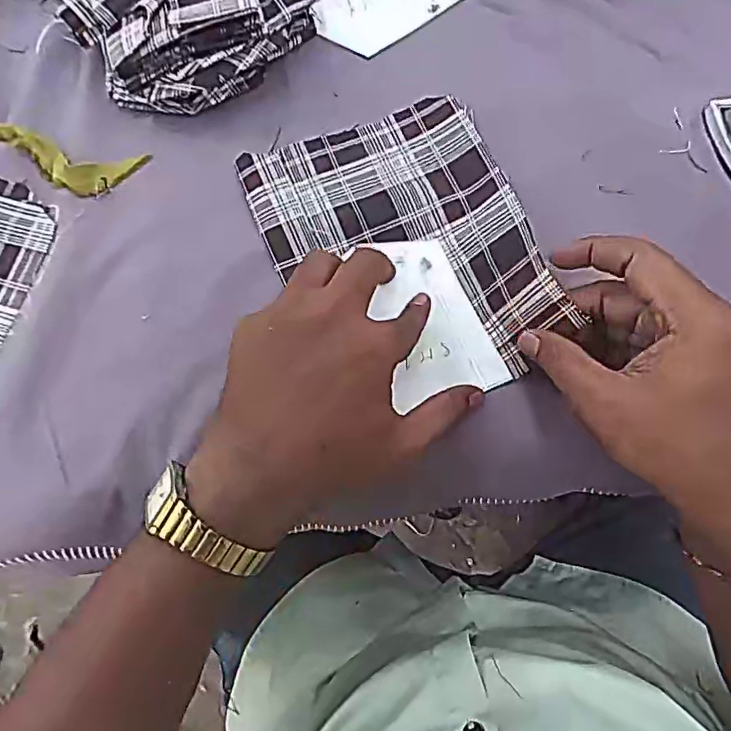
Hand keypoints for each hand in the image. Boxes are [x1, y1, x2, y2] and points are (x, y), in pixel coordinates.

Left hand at [185, 249, 482, 547]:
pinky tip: (297, 328)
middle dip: (380, 266)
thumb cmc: (334, 459)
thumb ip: (442, 415)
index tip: (418, 306)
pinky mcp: (256, 323)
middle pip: (364, 264)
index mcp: (375, 345)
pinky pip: (282, 297)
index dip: (417, 309)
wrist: (257, 467)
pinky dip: (297, 304)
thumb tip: (474, 393)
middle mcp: (336, 316)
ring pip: (319, 263)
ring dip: (337, 270)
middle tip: (382, 279)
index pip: (408, 314)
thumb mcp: (401, 446)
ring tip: (339, 288)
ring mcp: (291, 313)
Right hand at [519, 237, 730, 514]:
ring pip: (633, 315)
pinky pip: (641, 337)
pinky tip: (575, 360)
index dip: (593, 252)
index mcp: (694, 314)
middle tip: (538, 324)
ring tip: (550, 345)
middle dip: (582, 306)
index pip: (640, 259)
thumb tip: (527, 335)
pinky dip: (608, 345)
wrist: (717, 489)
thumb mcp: (604, 401)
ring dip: (591, 329)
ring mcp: (696, 337)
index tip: (554, 262)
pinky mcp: (687, 358)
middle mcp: (701, 316)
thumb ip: (561, 361)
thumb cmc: (670, 445)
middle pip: (631, 290)